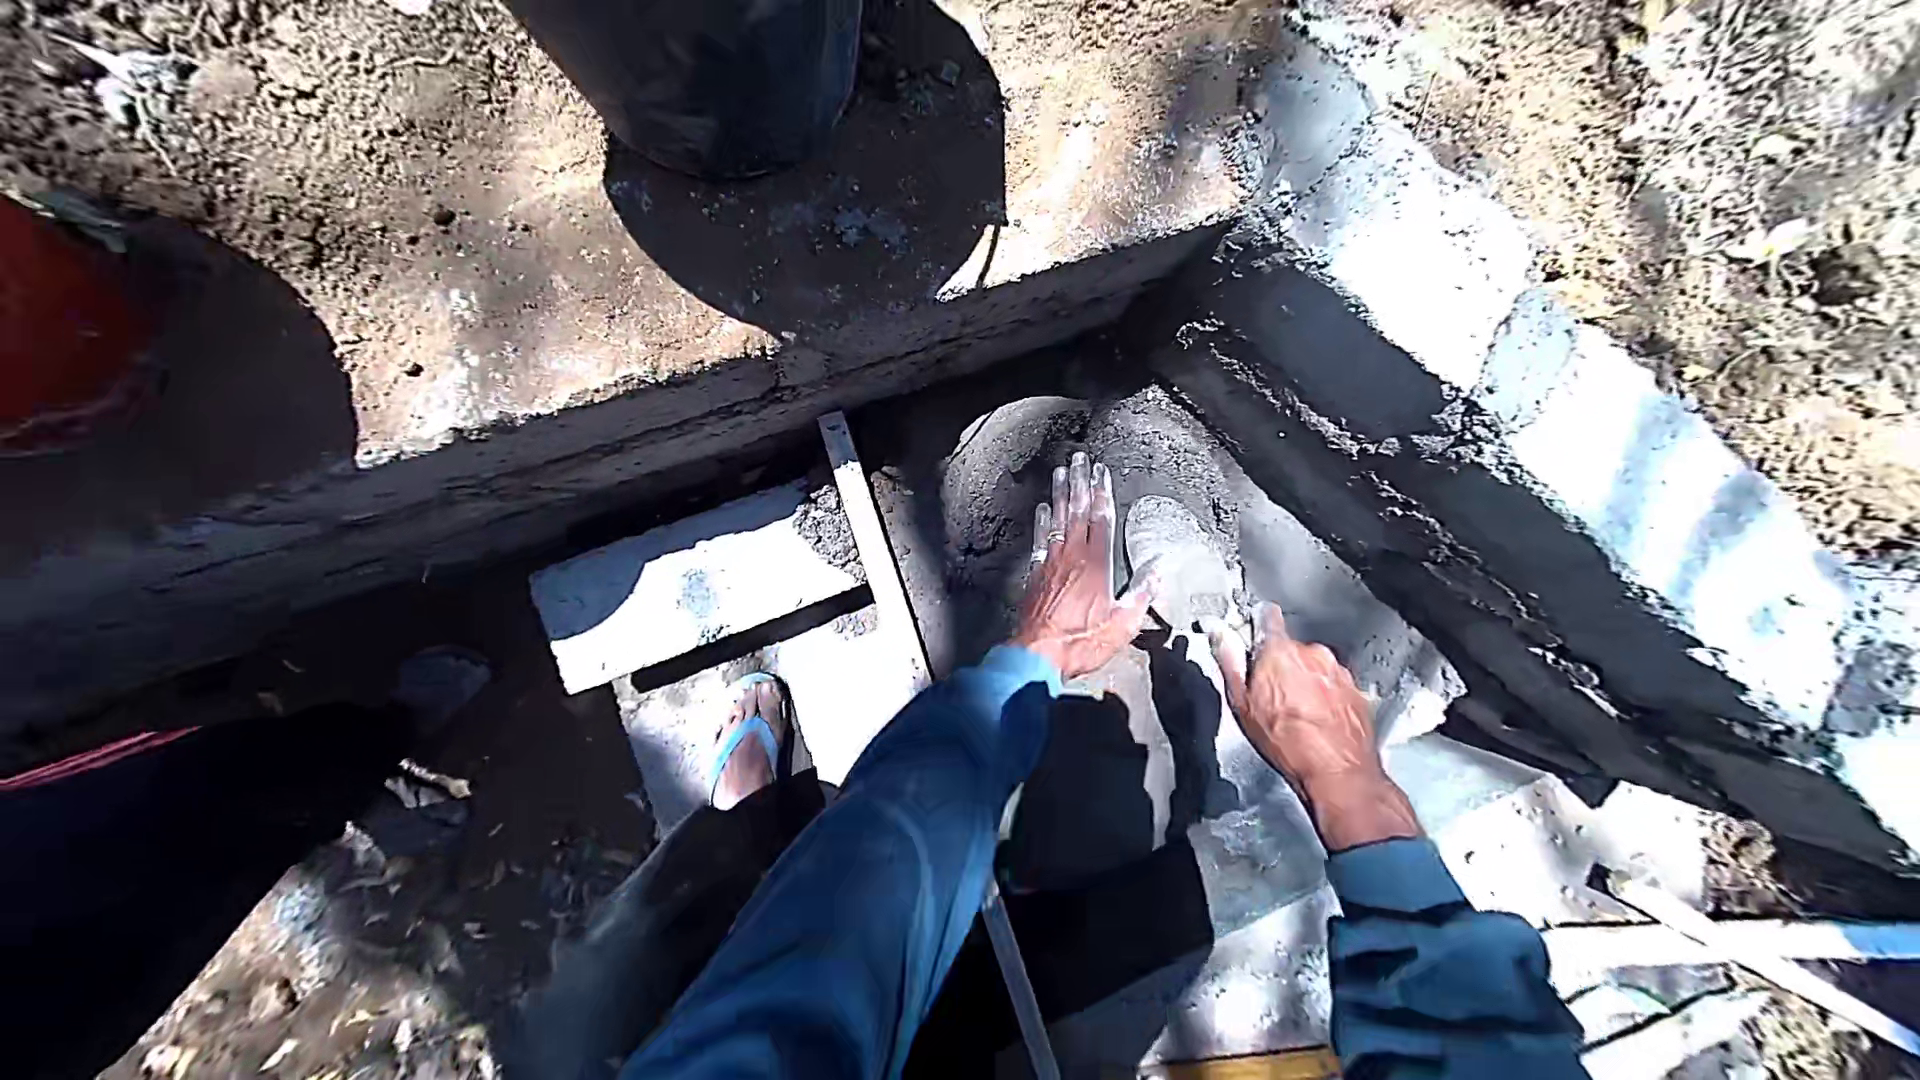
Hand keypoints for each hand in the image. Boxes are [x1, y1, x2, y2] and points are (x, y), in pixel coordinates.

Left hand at [1010, 452, 1156, 679]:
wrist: (1037, 654)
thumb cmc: (1081, 641)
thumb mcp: (1121, 624)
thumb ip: (1140, 594)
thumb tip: (1159, 570)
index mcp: (1096, 564)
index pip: (1100, 519)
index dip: (1102, 492)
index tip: (1101, 471)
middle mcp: (1071, 556)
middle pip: (1077, 510)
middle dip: (1080, 482)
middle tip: (1079, 459)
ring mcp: (1050, 562)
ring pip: (1057, 519)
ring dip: (1060, 494)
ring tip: (1061, 472)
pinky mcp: (1034, 573)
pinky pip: (1039, 539)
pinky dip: (1041, 522)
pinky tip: (1042, 509)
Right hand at [1209, 603, 1420, 850]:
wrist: (1338, 773)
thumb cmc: (1288, 742)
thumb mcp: (1242, 702)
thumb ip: (1229, 661)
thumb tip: (1219, 634)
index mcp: (1280, 651)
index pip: (1267, 618)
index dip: (1257, 623)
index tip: (1252, 632)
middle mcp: (1313, 654)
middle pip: (1290, 648)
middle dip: (1280, 664)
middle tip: (1268, 693)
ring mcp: (1339, 672)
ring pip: (1313, 667)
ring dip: (1304, 681)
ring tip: (1294, 713)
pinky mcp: (1356, 691)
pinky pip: (1333, 685)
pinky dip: (1324, 697)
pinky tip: (1315, 720)